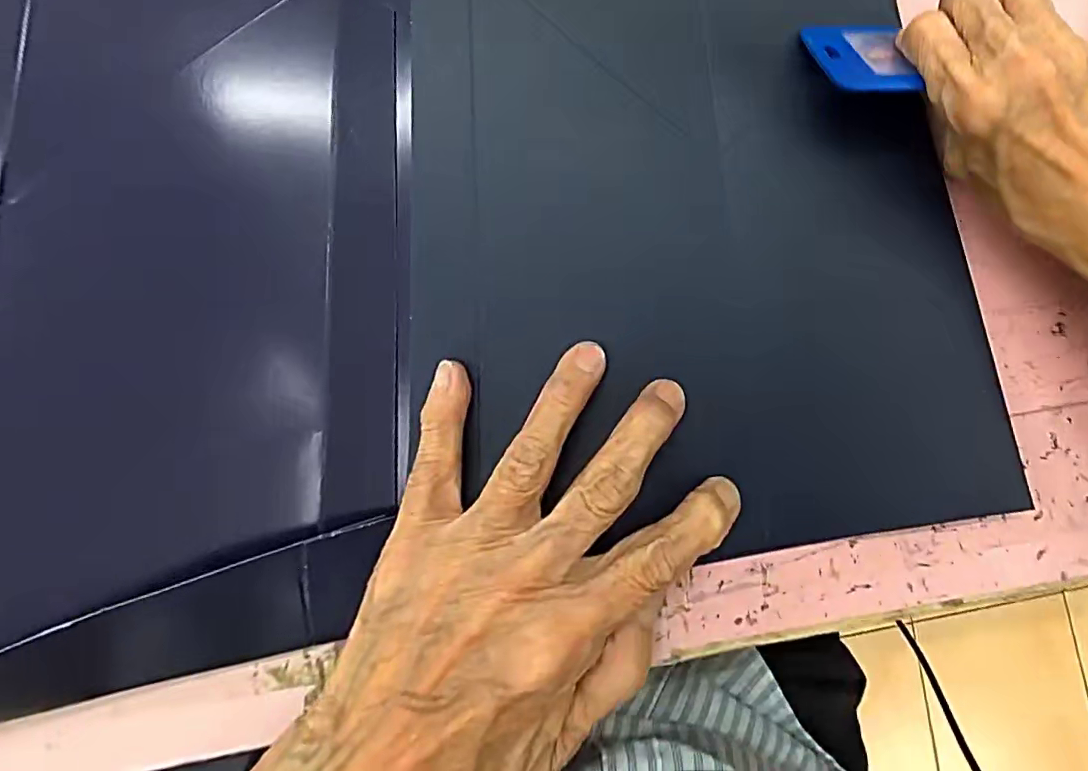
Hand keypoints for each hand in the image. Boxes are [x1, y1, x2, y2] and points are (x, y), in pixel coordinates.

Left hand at [257, 343, 739, 770]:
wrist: (367, 770)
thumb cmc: (469, 758)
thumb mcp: (561, 738)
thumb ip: (615, 667)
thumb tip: (650, 602)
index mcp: (568, 627)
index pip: (655, 559)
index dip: (697, 522)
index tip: (719, 491)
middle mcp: (527, 573)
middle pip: (601, 488)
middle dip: (640, 435)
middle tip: (665, 395)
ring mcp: (471, 545)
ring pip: (530, 456)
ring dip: (563, 402)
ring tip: (587, 358)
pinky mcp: (418, 535)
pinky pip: (434, 464)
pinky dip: (445, 415)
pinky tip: (454, 372)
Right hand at [896, 0, 1087, 300]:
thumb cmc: (1035, 199)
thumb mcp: (962, 162)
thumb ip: (941, 111)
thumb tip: (931, 80)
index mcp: (969, 98)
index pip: (924, 29)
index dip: (914, 42)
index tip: (918, 56)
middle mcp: (1007, 61)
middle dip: (947, 16)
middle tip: (953, 43)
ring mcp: (1048, 45)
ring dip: (986, 3)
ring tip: (989, 35)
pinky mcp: (1079, 41)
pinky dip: (1021, 10)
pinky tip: (1021, 44)